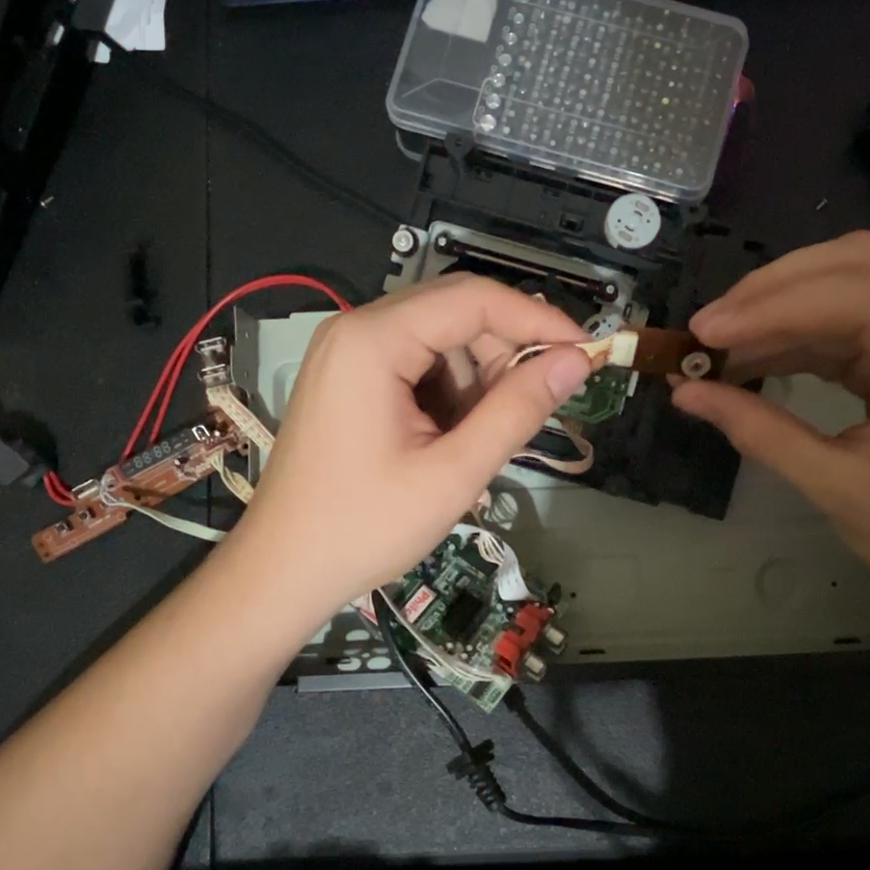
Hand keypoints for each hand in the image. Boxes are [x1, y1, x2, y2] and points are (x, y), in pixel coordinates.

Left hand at [218, 275, 591, 626]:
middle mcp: (357, 329)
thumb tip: (576, 361)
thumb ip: (517, 411)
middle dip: (506, 351)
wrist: (283, 570)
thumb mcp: (452, 473)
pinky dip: (450, 391)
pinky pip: (417, 363)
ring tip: (485, 437)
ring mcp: (348, 352)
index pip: (474, 299)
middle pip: (456, 311)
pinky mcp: (348, 377)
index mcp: (374, 340)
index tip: (587, 352)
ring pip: (440, 338)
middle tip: (540, 402)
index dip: (537, 320)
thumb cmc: (364, 527)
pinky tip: (453, 438)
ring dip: (479, 376)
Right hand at [671, 231, 869, 598]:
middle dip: (772, 290)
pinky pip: (848, 308)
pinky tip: (749, 351)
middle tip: (705, 331)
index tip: (706, 334)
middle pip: (859, 265)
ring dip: (778, 301)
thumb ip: (761, 433)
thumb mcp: (837, 489)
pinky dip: (792, 325)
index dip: (778, 305)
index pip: (866, 297)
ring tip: (716, 342)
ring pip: (850, 275)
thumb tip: (684, 392)